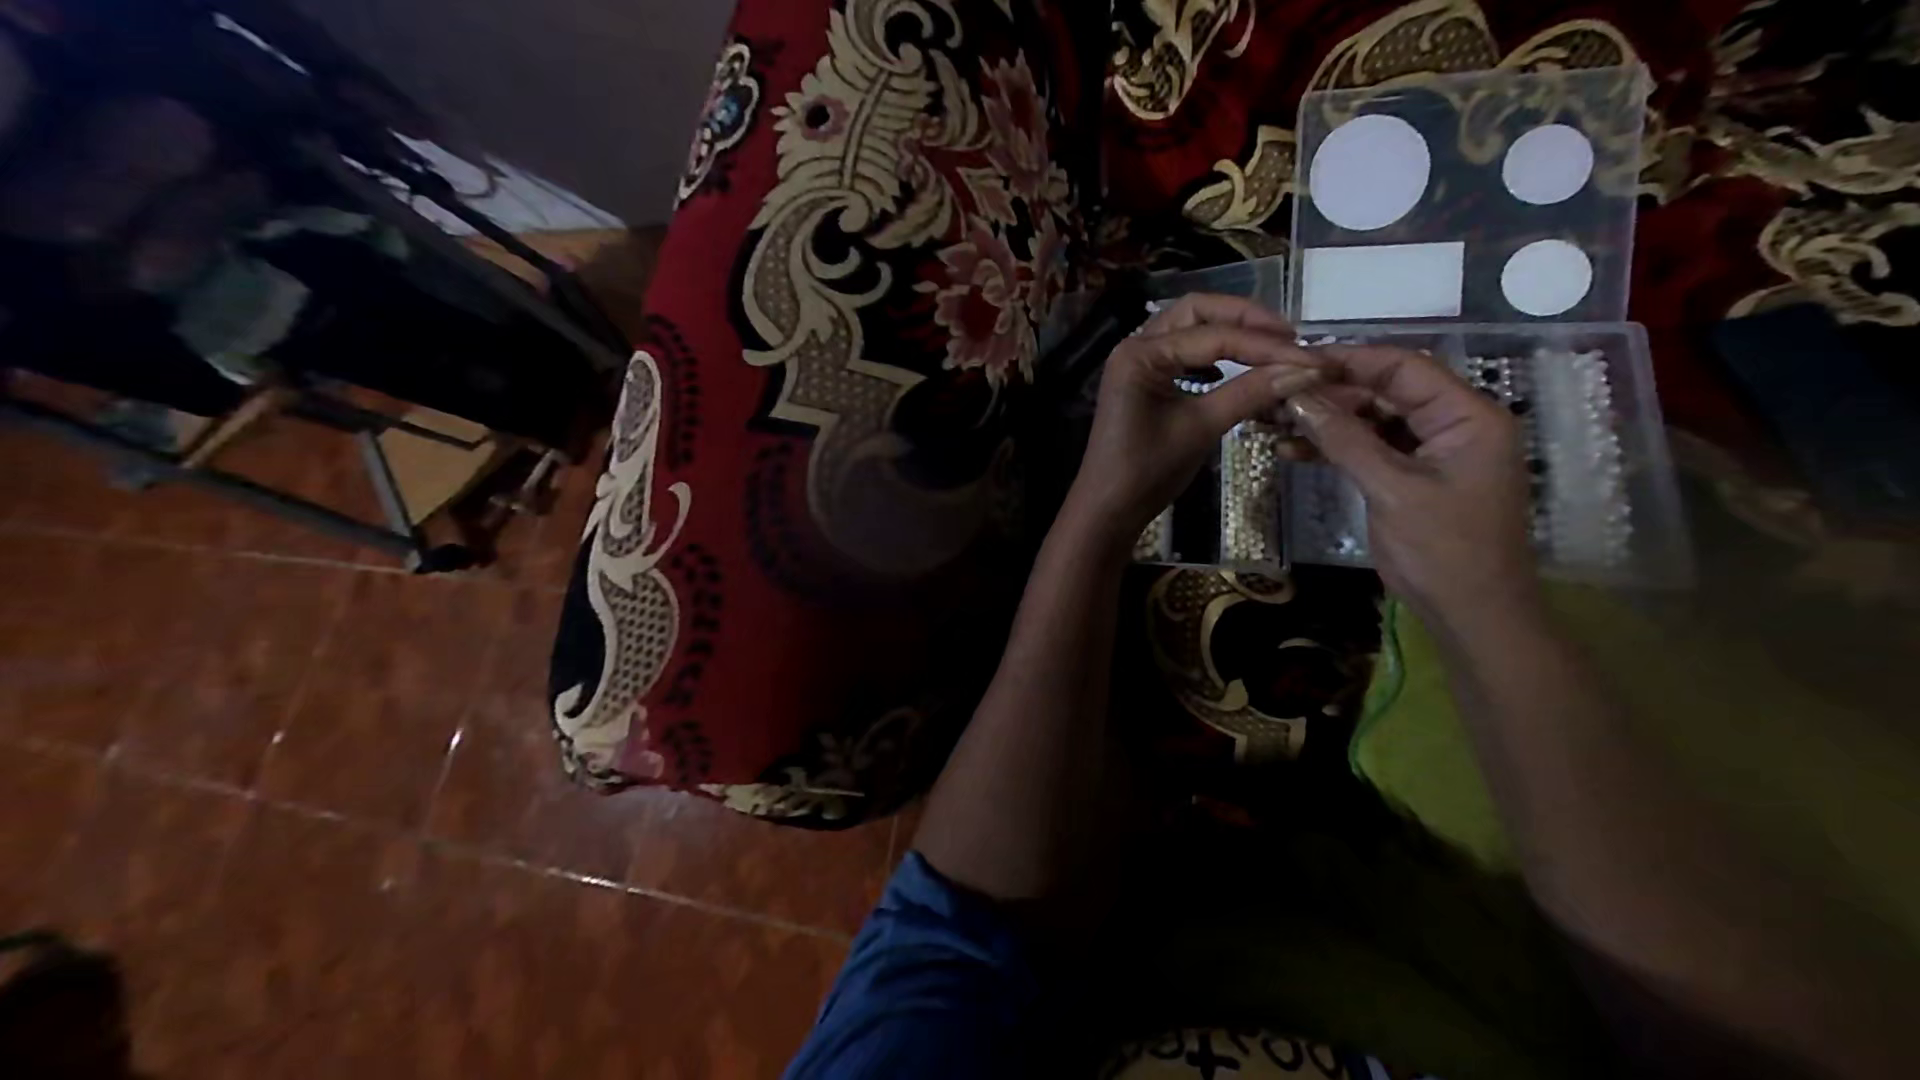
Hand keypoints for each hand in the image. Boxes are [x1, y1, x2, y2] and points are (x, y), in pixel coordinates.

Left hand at [1063, 294, 1324, 549]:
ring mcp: (1137, 363)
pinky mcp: (1144, 381)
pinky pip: (1182, 353)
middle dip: (1246, 320)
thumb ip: (1250, 393)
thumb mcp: (1201, 429)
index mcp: (1141, 354)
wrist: (1109, 508)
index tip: (1312, 358)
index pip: (1214, 336)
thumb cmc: (1146, 471)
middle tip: (1290, 339)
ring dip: (1230, 332)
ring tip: (1273, 349)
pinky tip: (1237, 367)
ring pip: (1190, 329)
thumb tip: (1307, 370)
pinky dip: (1212, 354)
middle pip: (1198, 312)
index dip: (1266, 346)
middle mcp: (1136, 347)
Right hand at [1286, 344, 1539, 628]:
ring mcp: (1431, 451)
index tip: (1297, 363)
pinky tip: (1293, 450)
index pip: (1405, 368)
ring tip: (1276, 421)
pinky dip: (1334, 448)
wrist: (1470, 612)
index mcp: (1468, 416)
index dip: (1350, 360)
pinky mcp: (1411, 476)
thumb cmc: (1444, 549)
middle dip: (1331, 393)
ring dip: (1327, 421)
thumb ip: (1346, 439)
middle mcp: (1453, 424)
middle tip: (1278, 396)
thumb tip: (1299, 398)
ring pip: (1372, 420)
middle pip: (1385, 391)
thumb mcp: (1392, 489)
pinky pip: (1369, 449)